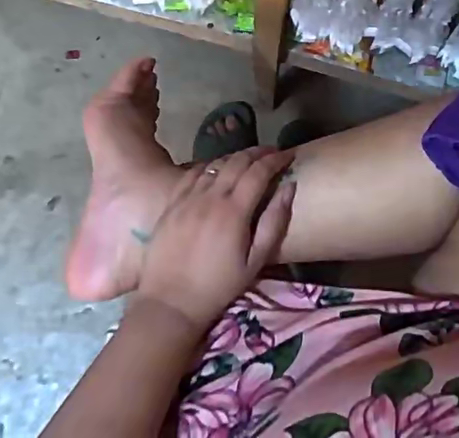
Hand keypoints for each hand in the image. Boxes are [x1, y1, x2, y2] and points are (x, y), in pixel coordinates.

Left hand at [134, 147, 295, 328]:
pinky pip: (192, 173)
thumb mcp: (255, 262)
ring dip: (236, 157)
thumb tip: (289, 187)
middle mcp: (211, 197)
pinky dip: (210, 165)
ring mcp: (188, 198)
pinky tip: (216, 170)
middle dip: (259, 152)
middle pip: (238, 160)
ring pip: (216, 163)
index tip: (288, 155)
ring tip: (247, 161)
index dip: (276, 159)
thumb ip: (274, 222)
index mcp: (234, 211)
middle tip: (272, 153)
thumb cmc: (218, 287)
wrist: (169, 305)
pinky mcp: (171, 204)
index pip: (259, 171)